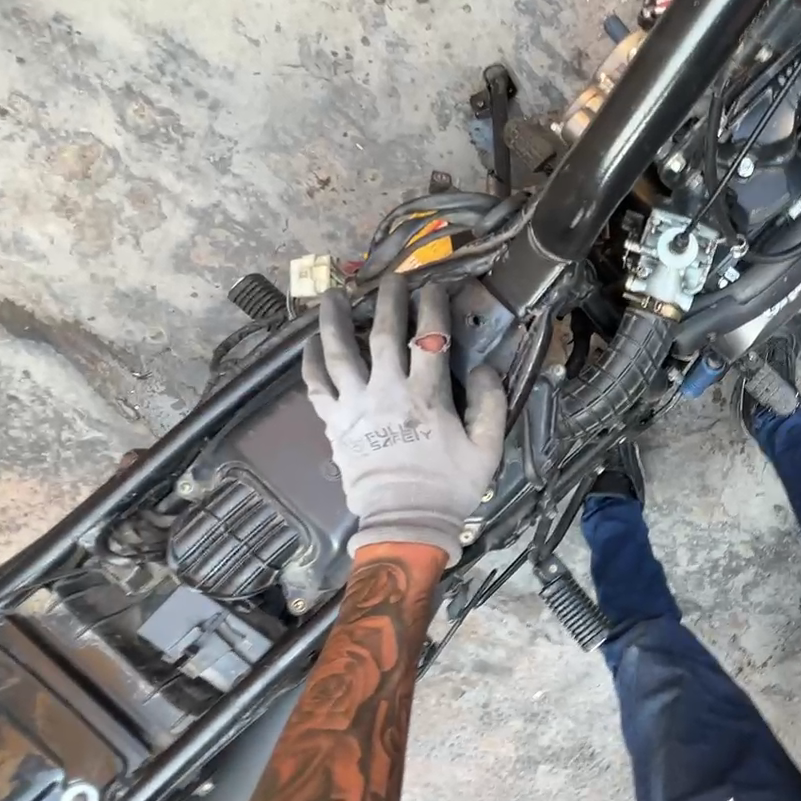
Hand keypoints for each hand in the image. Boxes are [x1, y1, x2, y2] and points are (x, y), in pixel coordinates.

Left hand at [303, 271, 507, 557]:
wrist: (406, 521)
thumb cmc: (451, 485)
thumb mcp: (488, 448)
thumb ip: (490, 404)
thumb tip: (486, 368)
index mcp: (427, 396)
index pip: (430, 339)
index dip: (433, 308)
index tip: (434, 286)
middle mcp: (387, 392)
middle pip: (384, 336)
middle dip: (389, 302)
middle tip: (390, 278)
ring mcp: (356, 407)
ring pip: (340, 354)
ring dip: (336, 322)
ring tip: (334, 296)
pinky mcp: (335, 425)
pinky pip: (316, 387)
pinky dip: (311, 363)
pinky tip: (310, 344)